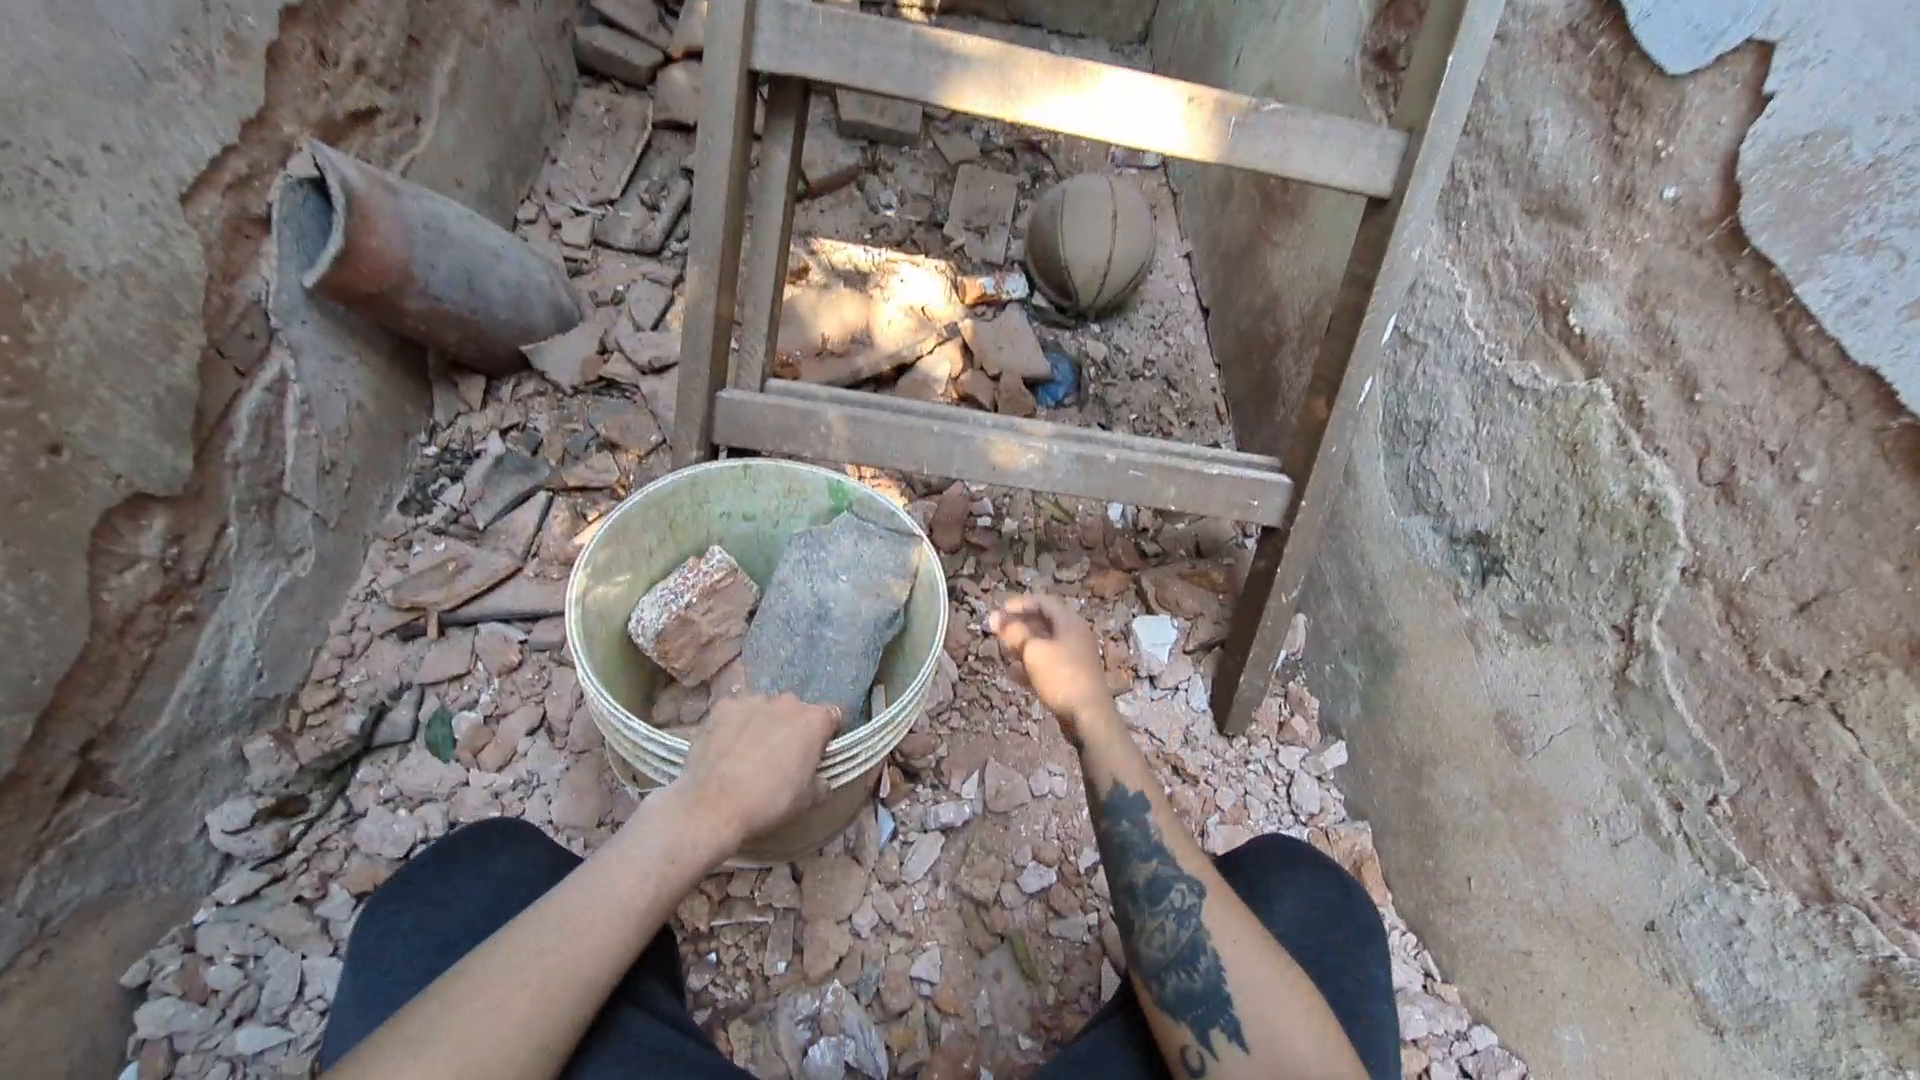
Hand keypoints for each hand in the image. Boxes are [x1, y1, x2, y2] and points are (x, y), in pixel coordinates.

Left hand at [670, 693, 839, 848]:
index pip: (831, 717)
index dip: (825, 735)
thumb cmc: (768, 802)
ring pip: (765, 708)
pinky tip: (727, 746)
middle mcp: (787, 702)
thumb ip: (821, 782)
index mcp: (814, 720)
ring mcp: (752, 701)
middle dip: (793, 728)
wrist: (712, 806)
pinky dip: (736, 724)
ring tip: (749, 752)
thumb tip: (820, 779)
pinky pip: (736, 711)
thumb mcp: (808, 800)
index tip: (816, 753)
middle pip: (797, 711)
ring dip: (764, 724)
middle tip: (781, 756)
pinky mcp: (722, 706)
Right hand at [989, 593, 1114, 744]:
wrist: (1088, 716)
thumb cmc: (1061, 676)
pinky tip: (1014, 675)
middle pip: (1041, 623)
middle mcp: (1073, 635)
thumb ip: (1013, 632)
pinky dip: (1030, 666)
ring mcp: (1072, 657)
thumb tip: (995, 617)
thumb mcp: (1033, 651)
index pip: (1041, 601)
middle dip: (1017, 627)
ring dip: (1021, 648)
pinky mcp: (1070, 676)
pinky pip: (1046, 664)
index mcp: (1068, 622)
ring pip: (1042, 645)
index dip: (1018, 604)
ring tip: (1004, 656)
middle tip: (998, 636)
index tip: (998, 613)